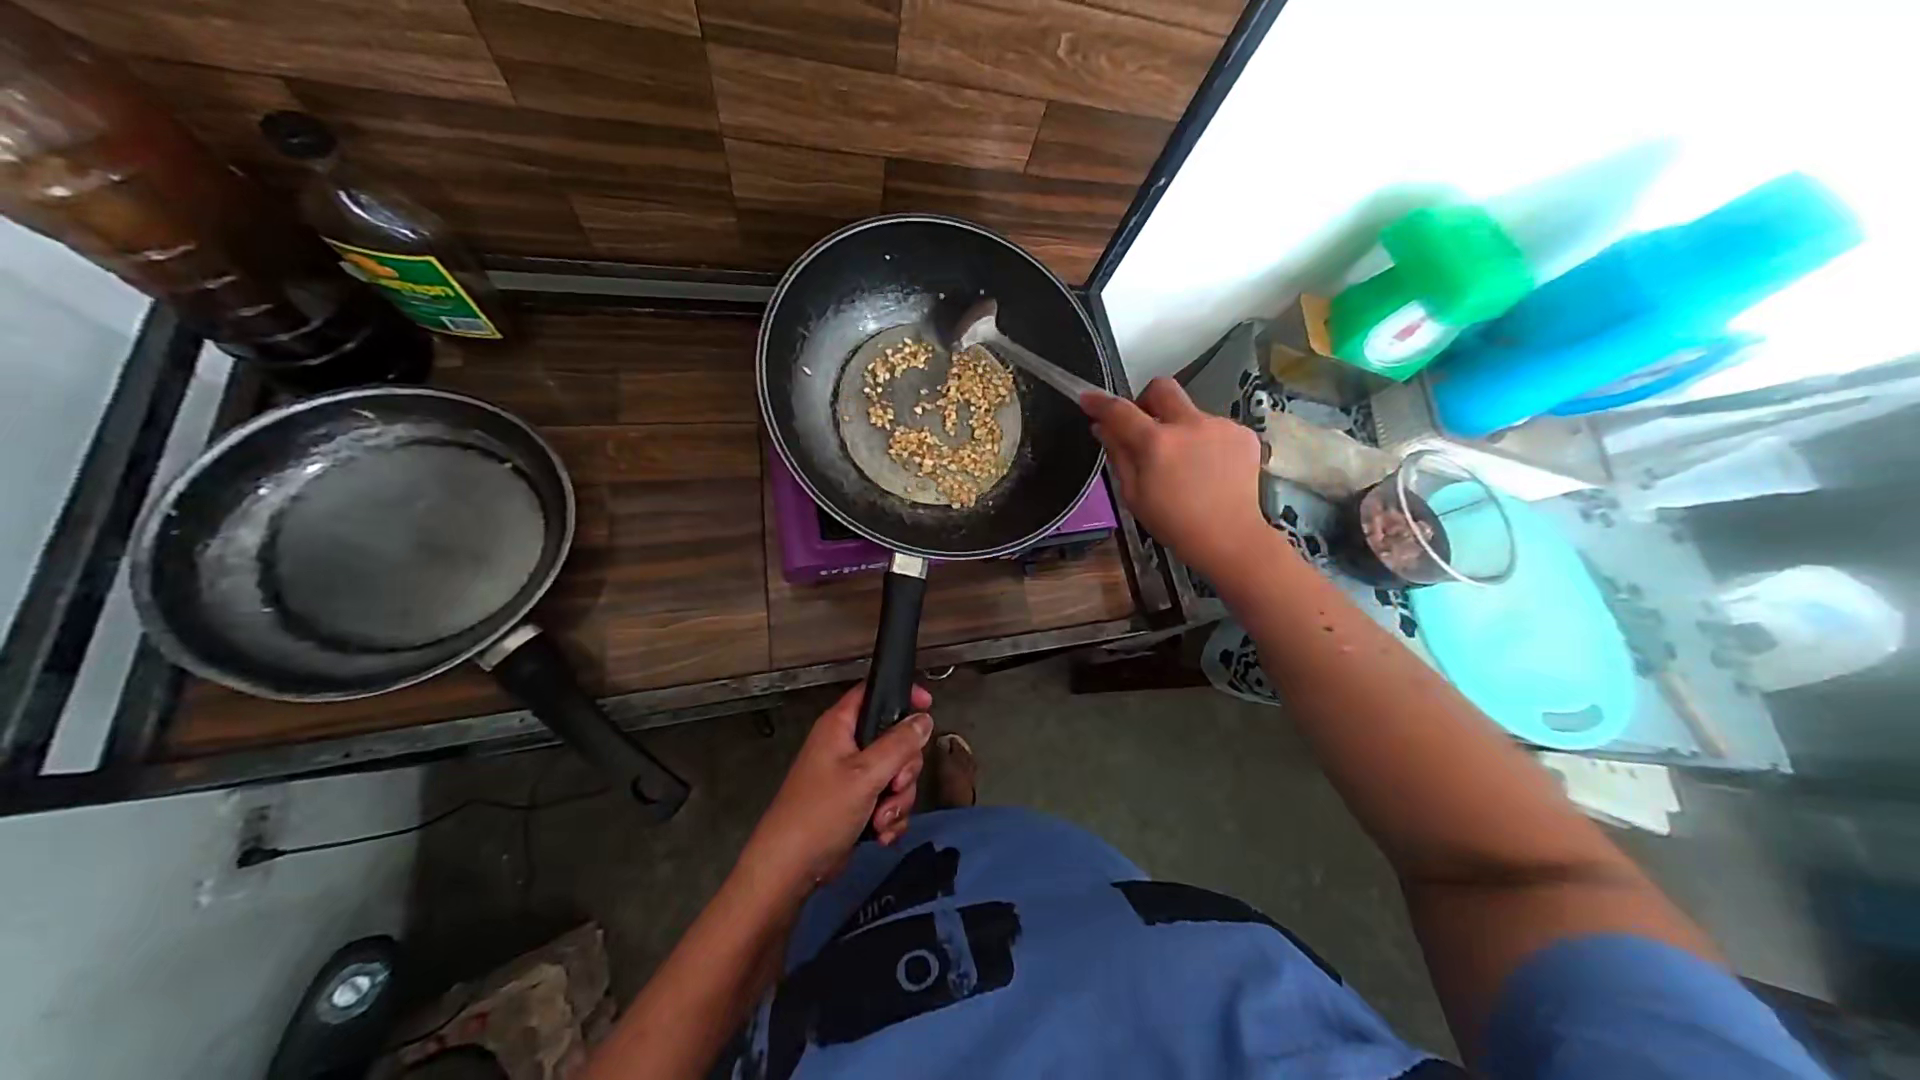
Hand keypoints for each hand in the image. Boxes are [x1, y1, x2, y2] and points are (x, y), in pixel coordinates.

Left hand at [736, 682, 934, 894]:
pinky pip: (887, 801)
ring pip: (895, 775)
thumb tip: (924, 720)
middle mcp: (846, 746)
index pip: (873, 692)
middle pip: (895, 740)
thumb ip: (899, 744)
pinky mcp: (856, 805)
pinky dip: (889, 818)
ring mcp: (851, 777)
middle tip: (894, 785)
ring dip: (896, 800)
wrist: (791, 869)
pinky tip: (880, 834)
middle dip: (903, 770)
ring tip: (880, 820)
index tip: (927, 707)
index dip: (901, 695)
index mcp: (840, 726)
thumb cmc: (822, 812)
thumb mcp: (866, 774)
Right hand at [1081, 377, 1271, 580]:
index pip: (1120, 411)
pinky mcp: (1243, 434)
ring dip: (1181, 429)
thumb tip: (1103, 428)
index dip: (1099, 402)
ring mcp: (1220, 427)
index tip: (1088, 398)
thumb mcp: (1134, 494)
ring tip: (1186, 465)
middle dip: (1147, 400)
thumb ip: (1118, 454)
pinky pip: (1215, 427)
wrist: (1229, 537)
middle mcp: (1190, 425)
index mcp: (1157, 443)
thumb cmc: (1175, 523)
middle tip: (1146, 426)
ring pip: (1191, 412)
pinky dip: (1207, 442)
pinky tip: (1209, 470)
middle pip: (1161, 388)